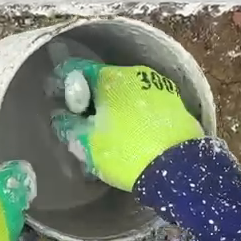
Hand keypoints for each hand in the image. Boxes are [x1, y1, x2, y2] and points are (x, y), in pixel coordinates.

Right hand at [51, 60, 203, 190]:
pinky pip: (148, 104)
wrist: (179, 169)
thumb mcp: (87, 143)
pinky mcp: (177, 104)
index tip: (60, 103)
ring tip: (112, 132)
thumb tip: (61, 116)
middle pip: (105, 81)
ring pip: (128, 92)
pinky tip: (136, 135)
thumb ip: (68, 126)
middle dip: (93, 99)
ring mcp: (160, 86)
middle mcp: (135, 74)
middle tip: (85, 122)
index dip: (65, 87)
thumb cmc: (126, 152)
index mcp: (110, 77)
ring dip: (117, 106)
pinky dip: (138, 115)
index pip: (78, 70)